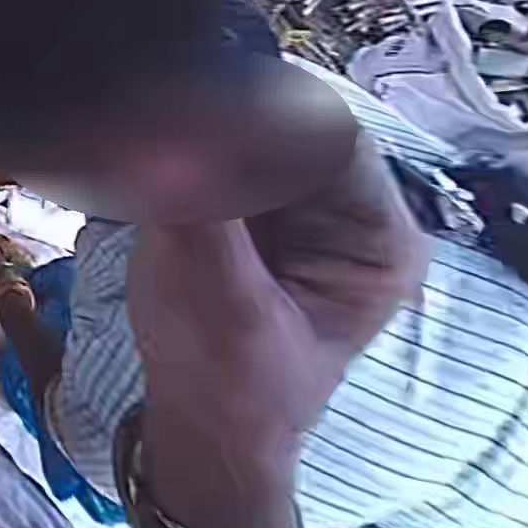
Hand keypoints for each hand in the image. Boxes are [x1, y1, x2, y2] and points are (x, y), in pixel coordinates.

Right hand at [125, 137, 426, 527]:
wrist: (200, 416)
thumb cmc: (227, 382)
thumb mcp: (218, 301)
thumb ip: (199, 215)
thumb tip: (167, 133)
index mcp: (375, 235)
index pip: (328, 137)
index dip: (259, 116)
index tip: (189, 110)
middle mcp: (343, 208)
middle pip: (285, 129)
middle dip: (219, 130)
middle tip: (161, 135)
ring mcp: (293, 205)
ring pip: (244, 139)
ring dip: (196, 143)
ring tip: (152, 154)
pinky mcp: (248, 206)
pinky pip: (216, 159)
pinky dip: (182, 158)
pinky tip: (153, 169)